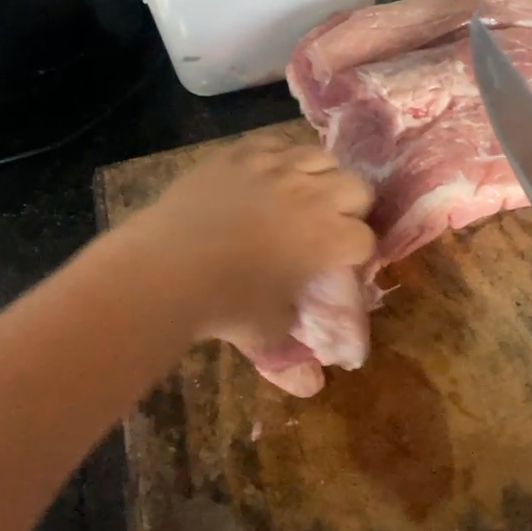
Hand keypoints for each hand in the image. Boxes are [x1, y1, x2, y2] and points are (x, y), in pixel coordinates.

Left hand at [124, 132, 373, 373]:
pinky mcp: (240, 153)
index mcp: (329, 236)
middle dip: (350, 208)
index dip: (356, 256)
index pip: (366, 239)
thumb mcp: (266, 335)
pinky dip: (279, 158)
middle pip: (357, 187)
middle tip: (326, 229)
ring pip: (320, 157)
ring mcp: (274, 166)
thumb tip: (310, 387)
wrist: (165, 267)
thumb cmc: (225, 303)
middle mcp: (311, 193)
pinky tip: (265, 177)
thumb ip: (293, 358)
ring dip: (319, 178)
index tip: (338, 268)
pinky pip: (275, 143)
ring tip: (299, 198)